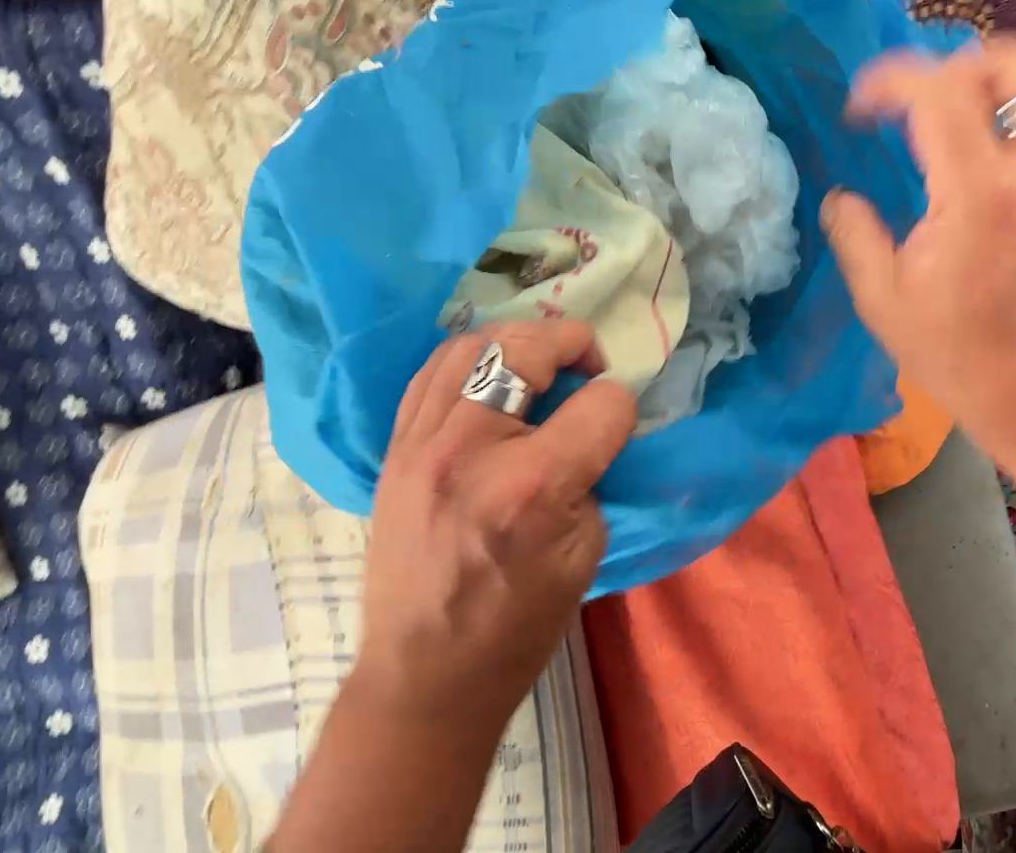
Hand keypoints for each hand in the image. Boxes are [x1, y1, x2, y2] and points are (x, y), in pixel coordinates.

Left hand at [353, 320, 635, 726]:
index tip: (619, 424)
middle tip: (588, 365)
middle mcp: (469, 450)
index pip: (599, 405)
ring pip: (470, 345)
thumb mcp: (587, 552)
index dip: (622, 408)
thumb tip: (591, 427)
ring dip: (518, 342)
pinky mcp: (393, 452)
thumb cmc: (518, 625)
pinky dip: (469, 361)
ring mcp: (420, 446)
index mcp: (531, 486)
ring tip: (539, 363)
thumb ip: (593, 475)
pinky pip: (429, 375)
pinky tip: (490, 377)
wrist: (426, 673)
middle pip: (525, 348)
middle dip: (572, 343)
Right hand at [822, 37, 1015, 459]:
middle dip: (959, 60)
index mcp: (976, 195)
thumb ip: (855, 234)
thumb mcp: (882, 300)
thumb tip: (842, 198)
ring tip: (951, 116)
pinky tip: (979, 157)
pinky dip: (1013, 118)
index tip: (860, 109)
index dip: (891, 80)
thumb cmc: (955, 353)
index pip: (941, 92)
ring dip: (994, 82)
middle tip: (919, 98)